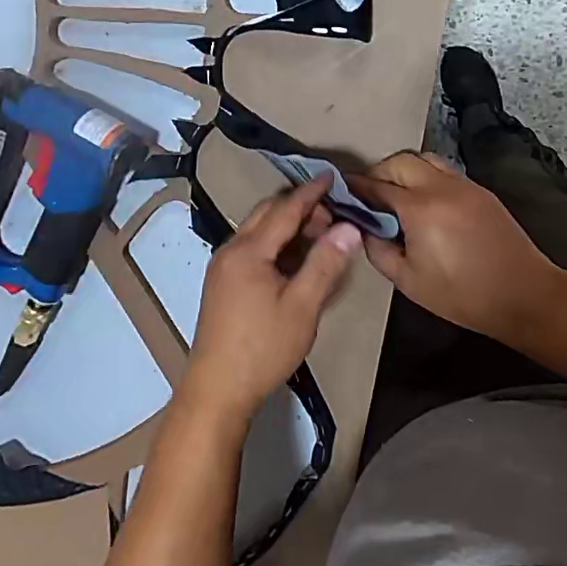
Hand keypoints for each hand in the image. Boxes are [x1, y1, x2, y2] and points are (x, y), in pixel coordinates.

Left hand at [180, 175, 361, 422]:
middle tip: (331, 213)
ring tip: (317, 235)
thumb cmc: (263, 348)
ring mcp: (221, 268)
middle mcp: (230, 251)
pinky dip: (273, 244)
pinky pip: (250, 249)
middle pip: (266, 215)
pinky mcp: (221, 284)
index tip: (331, 176)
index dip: (310, 193)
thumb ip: (325, 264)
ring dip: (285, 226)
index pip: (284, 210)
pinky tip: (292, 260)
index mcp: (248, 251)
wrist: (217, 389)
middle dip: (298, 207)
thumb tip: (348, 228)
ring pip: (256, 231)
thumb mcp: (302, 307)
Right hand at [349, 152, 565, 343]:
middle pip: (400, 161)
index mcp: (420, 208)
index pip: (377, 186)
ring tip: (396, 195)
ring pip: (425, 159)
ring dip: (404, 170)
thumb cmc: (462, 294)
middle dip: (378, 173)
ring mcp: (465, 186)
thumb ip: (378, 250)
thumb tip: (364, 229)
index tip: (341, 192)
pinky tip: (423, 202)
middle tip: (368, 195)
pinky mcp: (481, 192)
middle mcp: (441, 187)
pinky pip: (444, 171)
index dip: (356, 187)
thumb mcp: (408, 281)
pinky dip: (426, 177)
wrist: (524, 295)